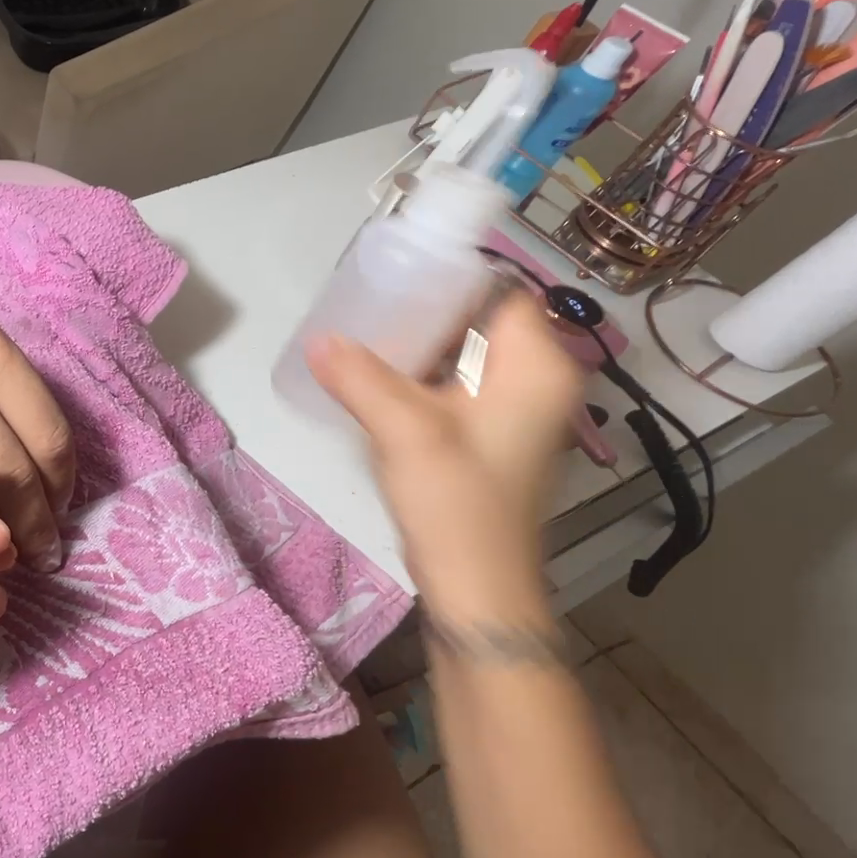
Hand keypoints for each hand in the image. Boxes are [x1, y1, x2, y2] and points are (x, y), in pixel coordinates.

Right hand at [307, 294, 579, 626]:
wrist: (475, 586)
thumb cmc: (456, 503)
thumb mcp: (405, 431)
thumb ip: (360, 378)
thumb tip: (318, 337)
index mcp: (538, 368)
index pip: (501, 294)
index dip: (451, 277)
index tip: (395, 271)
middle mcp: (536, 382)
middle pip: (480, 324)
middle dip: (424, 310)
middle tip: (366, 302)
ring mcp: (512, 413)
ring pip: (464, 357)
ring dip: (418, 346)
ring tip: (362, 334)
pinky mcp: (487, 438)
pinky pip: (454, 388)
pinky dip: (419, 378)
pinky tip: (375, 381)